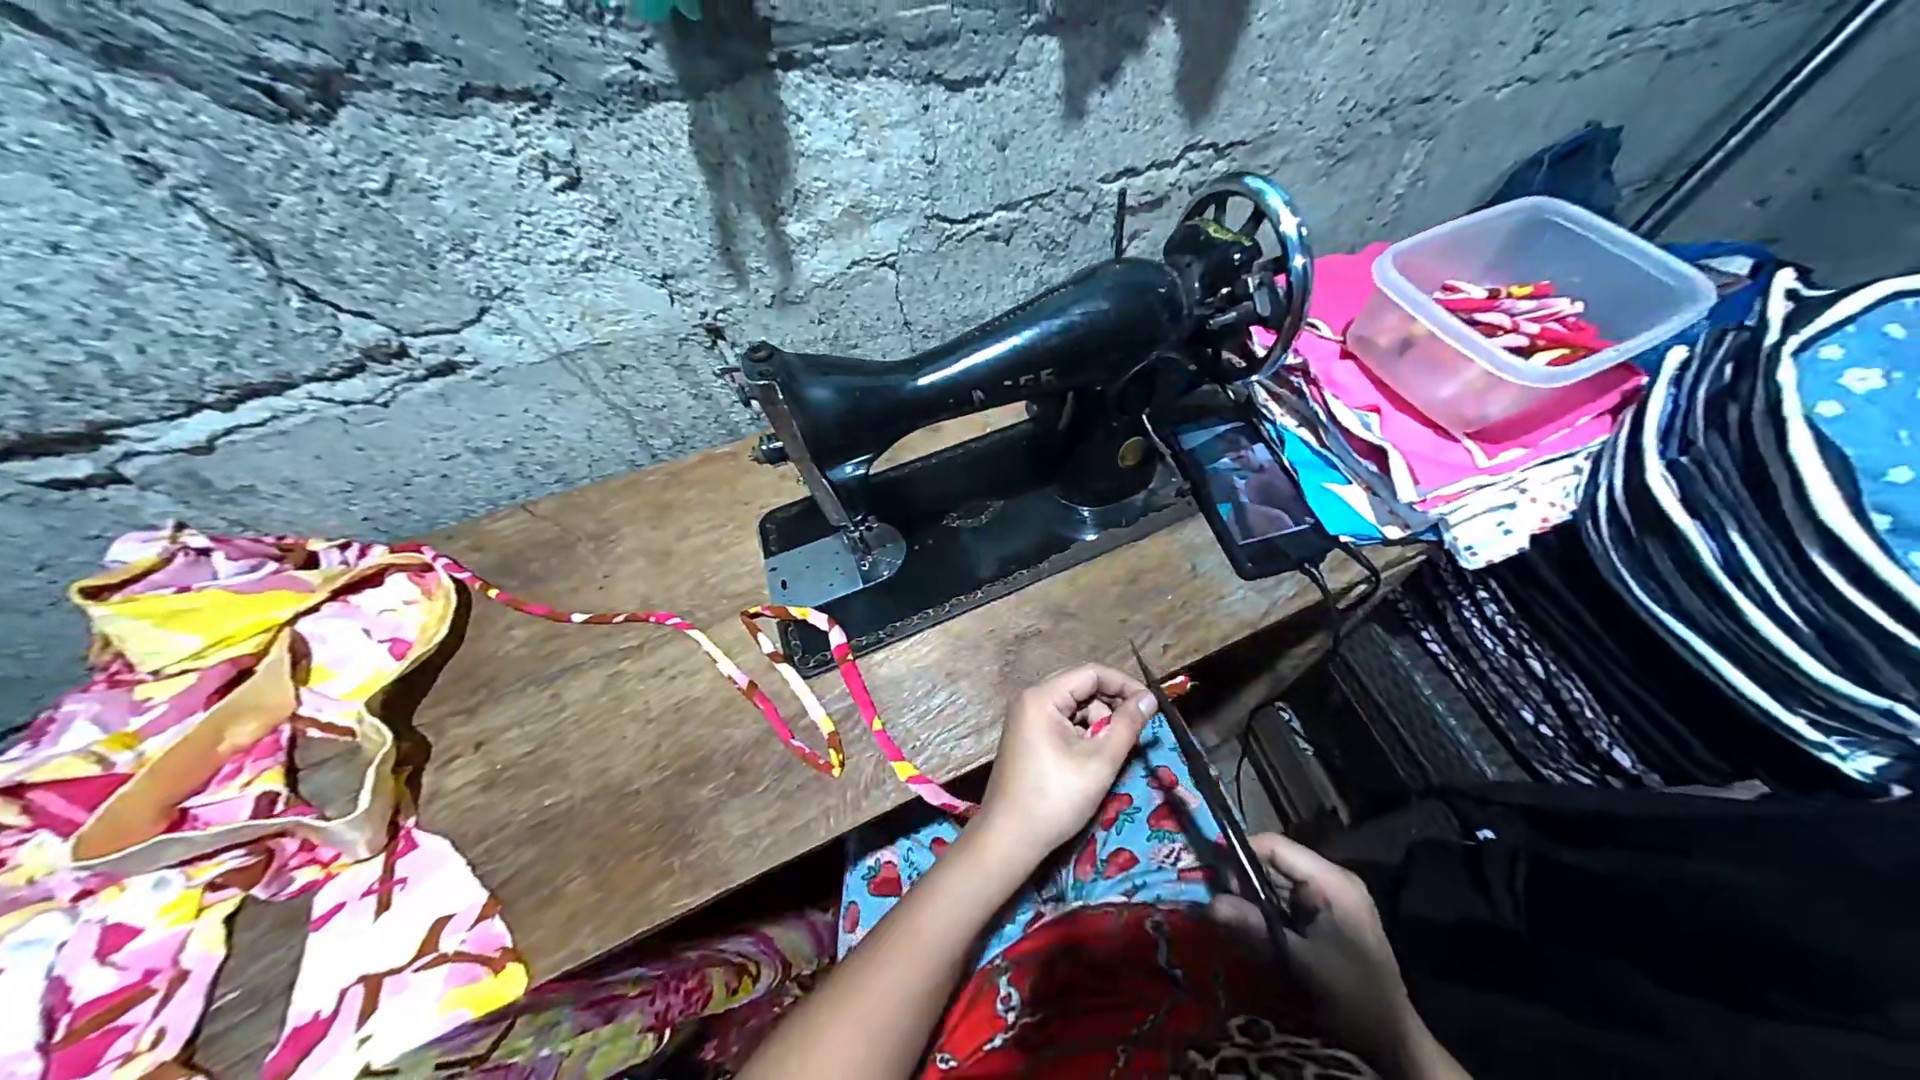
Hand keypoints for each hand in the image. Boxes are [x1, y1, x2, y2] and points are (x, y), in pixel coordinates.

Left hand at [973, 664, 1156, 865]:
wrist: (1009, 838)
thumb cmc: (1056, 798)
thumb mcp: (1100, 760)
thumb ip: (1127, 725)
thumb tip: (1149, 698)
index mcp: (1042, 697)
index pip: (1092, 673)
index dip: (1125, 685)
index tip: (1151, 706)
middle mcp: (1030, 700)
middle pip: (1081, 687)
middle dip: (1111, 705)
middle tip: (1135, 730)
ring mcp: (1025, 718)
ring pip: (1073, 706)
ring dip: (1097, 722)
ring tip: (1110, 752)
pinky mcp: (1027, 736)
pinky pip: (1061, 722)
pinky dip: (1082, 734)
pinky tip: (1093, 757)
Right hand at [1211, 833, 1420, 1064]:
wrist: (1394, 1044)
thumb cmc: (1355, 998)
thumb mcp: (1301, 963)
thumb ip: (1256, 929)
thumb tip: (1209, 904)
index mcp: (1333, 882)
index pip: (1276, 846)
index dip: (1239, 852)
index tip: (1209, 870)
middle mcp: (1331, 881)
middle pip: (1273, 862)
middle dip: (1241, 879)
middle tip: (1213, 898)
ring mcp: (1329, 900)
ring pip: (1275, 883)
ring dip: (1249, 898)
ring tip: (1225, 914)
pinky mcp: (1324, 918)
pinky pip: (1283, 902)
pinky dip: (1263, 912)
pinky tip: (1248, 929)